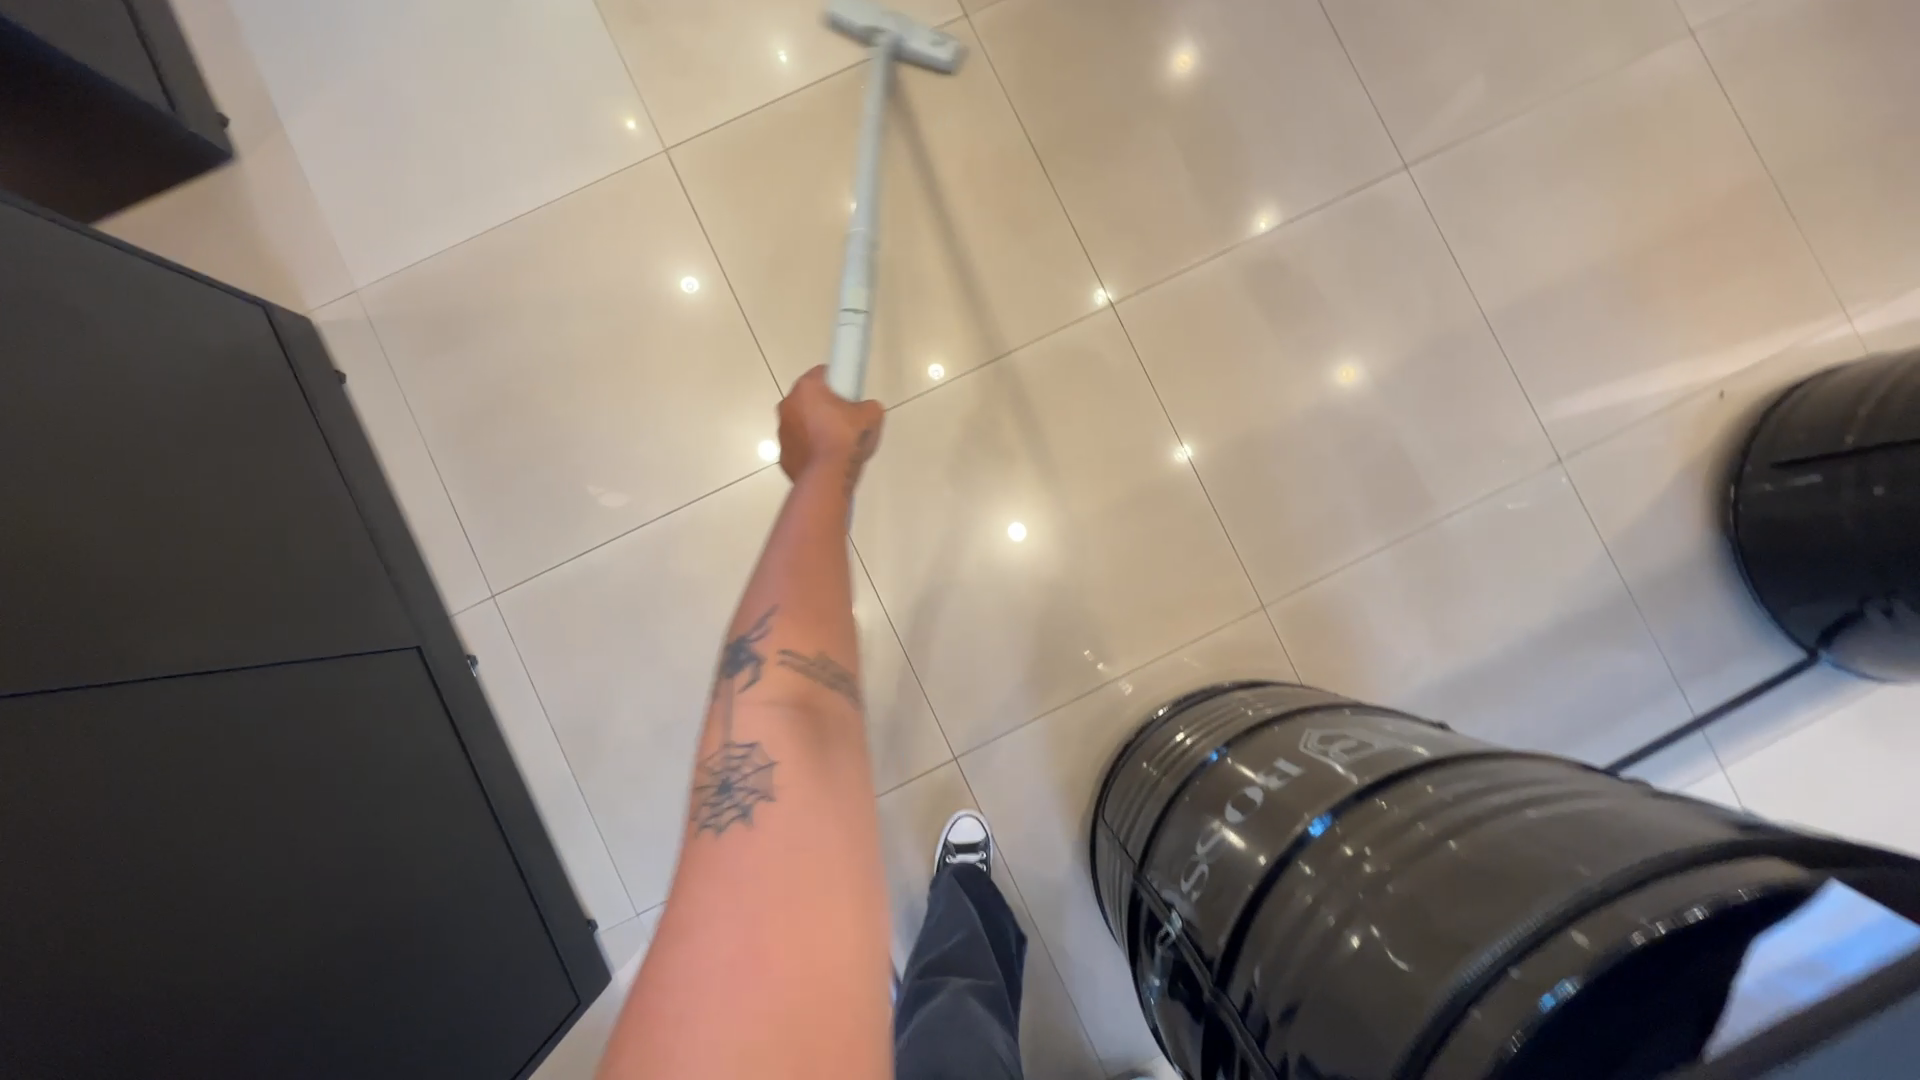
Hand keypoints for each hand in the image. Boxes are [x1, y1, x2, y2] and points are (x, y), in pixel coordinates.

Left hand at [777, 366, 883, 487]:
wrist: (827, 477)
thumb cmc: (845, 439)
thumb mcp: (870, 416)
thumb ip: (870, 407)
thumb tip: (869, 409)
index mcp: (806, 388)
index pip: (822, 373)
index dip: (837, 381)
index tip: (849, 394)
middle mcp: (787, 404)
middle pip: (809, 399)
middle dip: (824, 406)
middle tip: (845, 420)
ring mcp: (782, 430)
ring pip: (801, 422)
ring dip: (815, 427)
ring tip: (836, 443)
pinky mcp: (783, 454)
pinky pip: (799, 445)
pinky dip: (810, 448)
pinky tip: (826, 458)